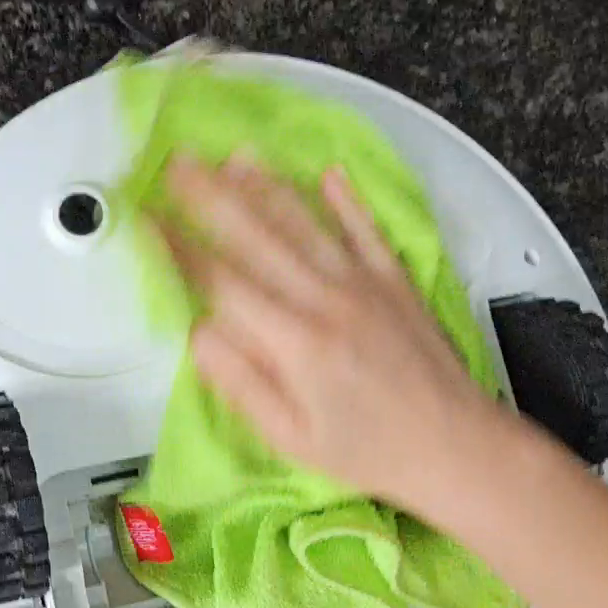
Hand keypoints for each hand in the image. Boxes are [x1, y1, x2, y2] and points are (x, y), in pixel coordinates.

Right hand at [158, 153, 516, 520]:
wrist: (458, 449)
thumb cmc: (364, 451)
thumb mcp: (288, 436)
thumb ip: (240, 381)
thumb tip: (197, 332)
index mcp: (291, 340)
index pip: (220, 281)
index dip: (179, 247)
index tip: (149, 218)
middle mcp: (324, 298)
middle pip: (257, 237)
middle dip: (211, 197)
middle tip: (179, 164)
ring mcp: (364, 283)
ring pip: (306, 224)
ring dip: (266, 186)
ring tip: (235, 155)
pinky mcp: (395, 281)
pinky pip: (367, 230)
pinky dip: (348, 200)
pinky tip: (330, 172)